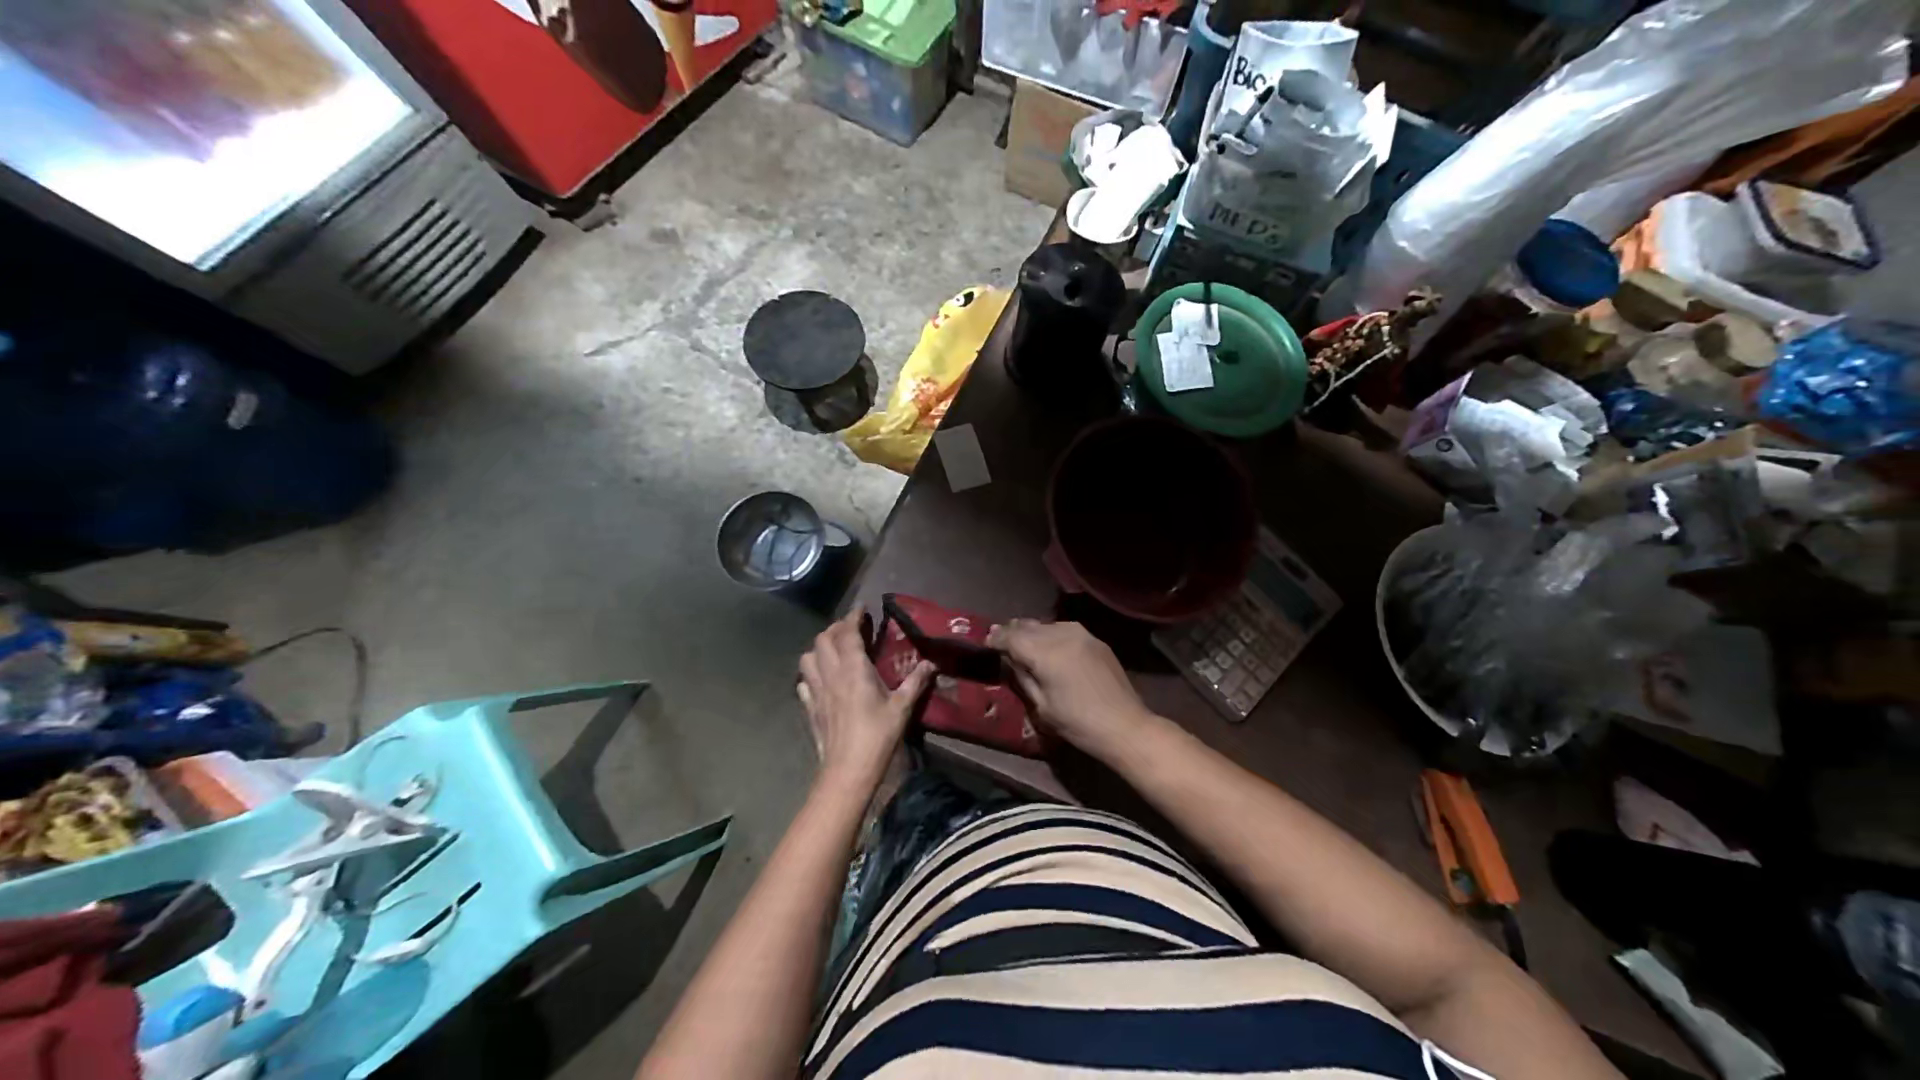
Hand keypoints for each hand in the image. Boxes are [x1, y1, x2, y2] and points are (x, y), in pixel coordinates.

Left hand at [797, 611, 934, 788]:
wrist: (847, 770)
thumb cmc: (877, 736)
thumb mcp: (902, 708)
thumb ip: (916, 682)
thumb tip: (931, 663)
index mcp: (854, 669)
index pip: (848, 633)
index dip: (853, 617)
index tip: (861, 609)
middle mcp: (831, 673)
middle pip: (823, 639)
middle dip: (836, 628)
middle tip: (851, 628)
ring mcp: (816, 691)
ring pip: (808, 657)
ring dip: (819, 648)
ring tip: (833, 650)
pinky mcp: (809, 707)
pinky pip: (803, 682)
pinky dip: (810, 673)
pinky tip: (820, 679)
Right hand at [987, 619, 1159, 756]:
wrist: (1125, 725)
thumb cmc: (1078, 723)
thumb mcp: (1041, 705)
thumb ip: (1022, 676)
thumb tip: (1009, 659)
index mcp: (1045, 653)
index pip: (1012, 637)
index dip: (996, 639)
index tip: (986, 642)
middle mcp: (1062, 635)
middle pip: (1028, 626)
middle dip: (1012, 632)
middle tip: (999, 639)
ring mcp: (1082, 634)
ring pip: (1047, 625)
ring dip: (1032, 631)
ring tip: (1023, 641)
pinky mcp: (1095, 640)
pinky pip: (1065, 629)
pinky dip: (1051, 634)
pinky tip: (1049, 645)